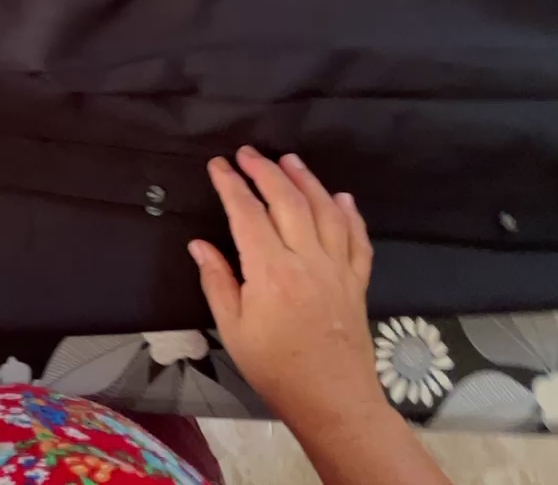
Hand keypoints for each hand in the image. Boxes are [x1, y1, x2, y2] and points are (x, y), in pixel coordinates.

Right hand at [189, 148, 382, 432]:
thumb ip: (217, 281)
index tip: (218, 164)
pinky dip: (351, 215)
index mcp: (271, 272)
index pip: (247, 213)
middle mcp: (307, 261)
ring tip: (289, 159)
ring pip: (325, 211)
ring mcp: (337, 269)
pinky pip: (358, 240)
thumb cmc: (276, 369)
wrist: (335, 404)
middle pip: (287, 201)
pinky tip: (341, 197)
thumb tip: (199, 244)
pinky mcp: (357, 282)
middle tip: (247, 152)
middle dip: (265, 171)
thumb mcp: (233, 329)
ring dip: (307, 180)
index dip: (231, 184)